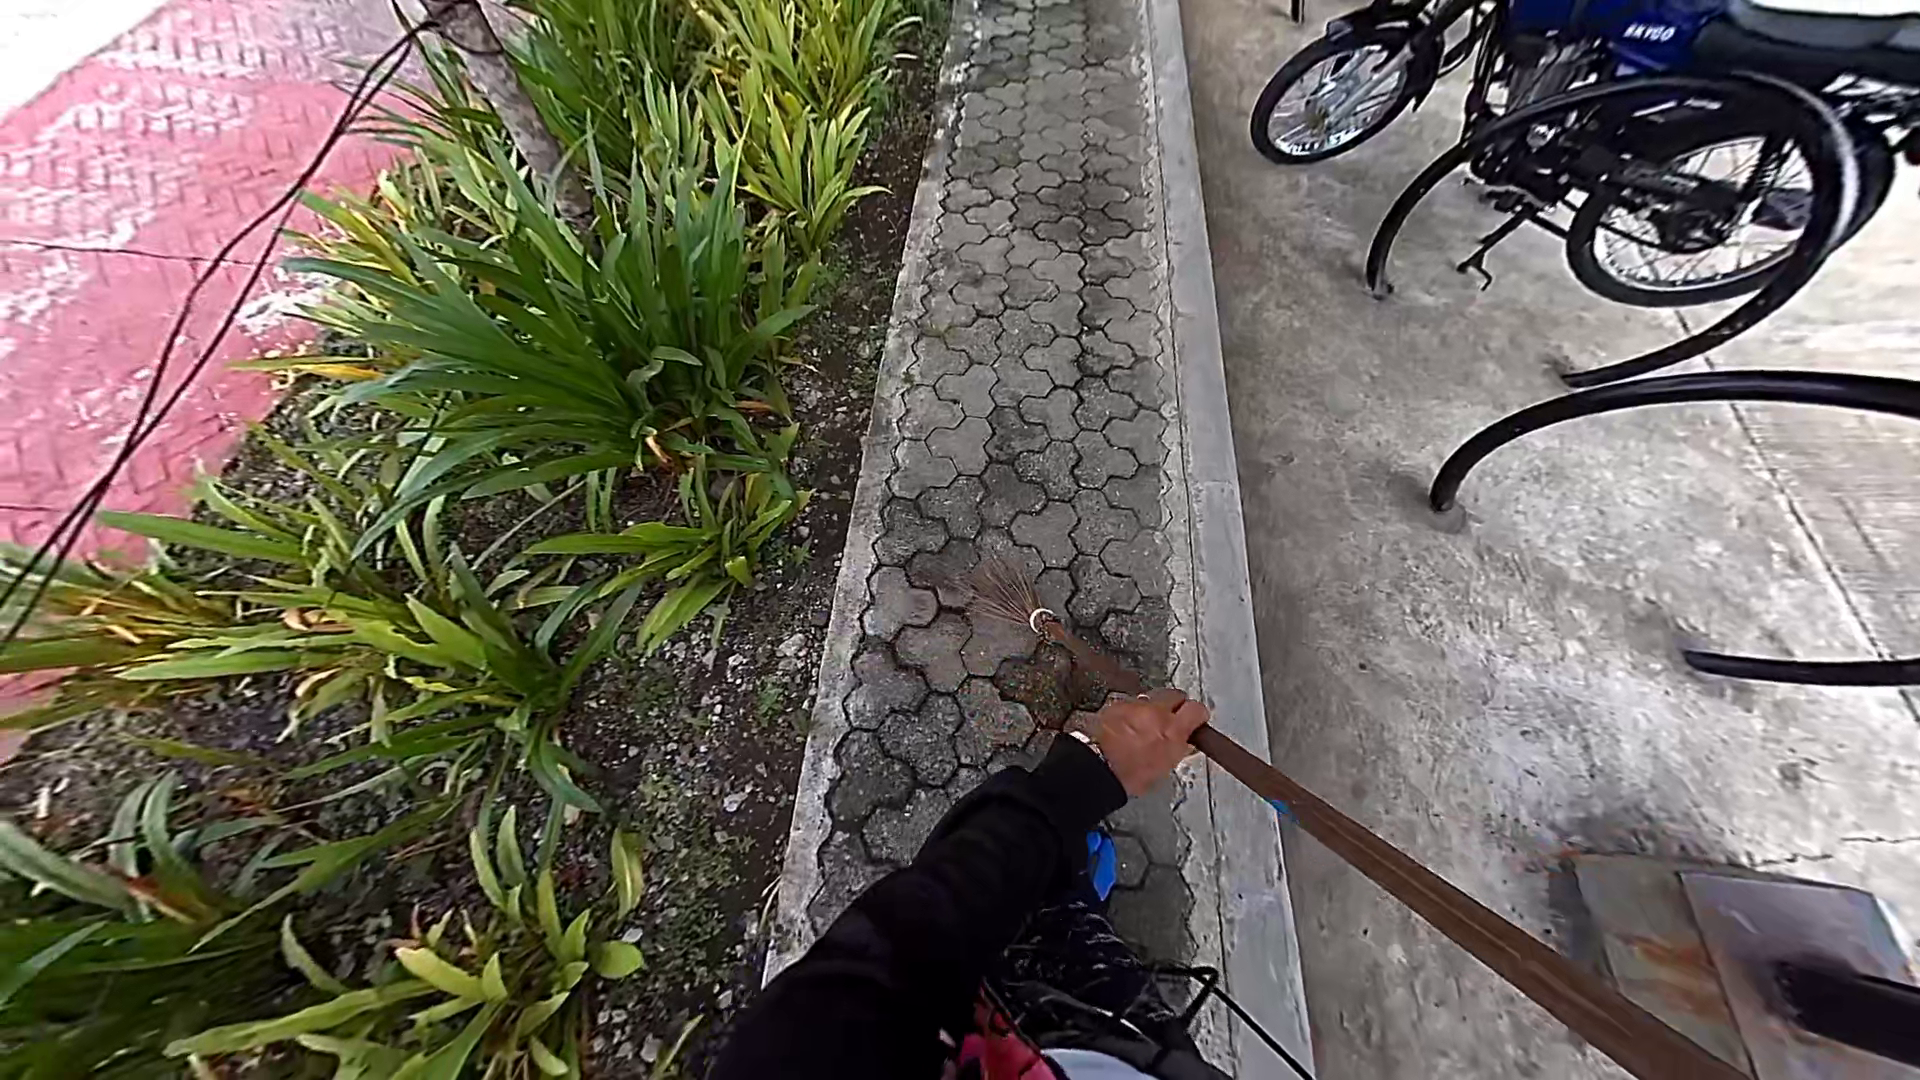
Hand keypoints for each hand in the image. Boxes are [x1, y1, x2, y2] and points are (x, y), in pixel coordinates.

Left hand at [1090, 688, 1209, 795]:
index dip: (1197, 714)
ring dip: (1151, 710)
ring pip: (1150, 699)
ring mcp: (1134, 705)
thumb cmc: (1128, 774)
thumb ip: (1176, 749)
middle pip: (1174, 695)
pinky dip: (1131, 712)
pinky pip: (1130, 703)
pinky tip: (1126, 726)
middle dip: (1176, 705)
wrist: (1096, 765)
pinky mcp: (1116, 703)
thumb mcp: (1163, 768)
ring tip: (1144, 727)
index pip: (1196, 709)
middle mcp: (1155, 712)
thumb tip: (1184, 744)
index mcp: (1172, 730)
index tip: (1196, 719)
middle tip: (1172, 718)